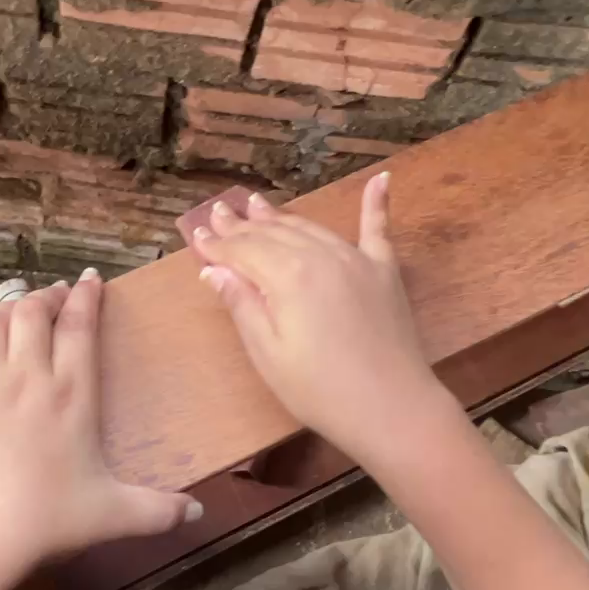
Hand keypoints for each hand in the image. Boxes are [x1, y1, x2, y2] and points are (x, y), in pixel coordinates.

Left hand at [0, 270, 202, 589]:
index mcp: (71, 393)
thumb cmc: (47, 521)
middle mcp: (25, 377)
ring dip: (3, 310)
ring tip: (15, 312)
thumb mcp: (113, 515)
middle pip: (31, 312)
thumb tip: (198, 513)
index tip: (91, 279)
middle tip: (56, 297)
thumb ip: (159, 511)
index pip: (80, 326)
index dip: (87, 296)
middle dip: (46, 296)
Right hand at [192, 173, 454, 457]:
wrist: (392, 410)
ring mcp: (356, 260)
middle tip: (219, 211)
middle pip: (272, 234)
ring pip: (309, 228)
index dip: (216, 245)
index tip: (196, 235)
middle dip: (241, 225)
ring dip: (280, 216)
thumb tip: (213, 270)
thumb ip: (242, 305)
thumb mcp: (268, 353)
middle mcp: (320, 256)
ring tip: (256, 203)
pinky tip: (382, 179)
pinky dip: (377, 204)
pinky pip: (377, 230)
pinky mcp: (383, 272)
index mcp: (287, 276)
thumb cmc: (320, 390)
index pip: (242, 252)